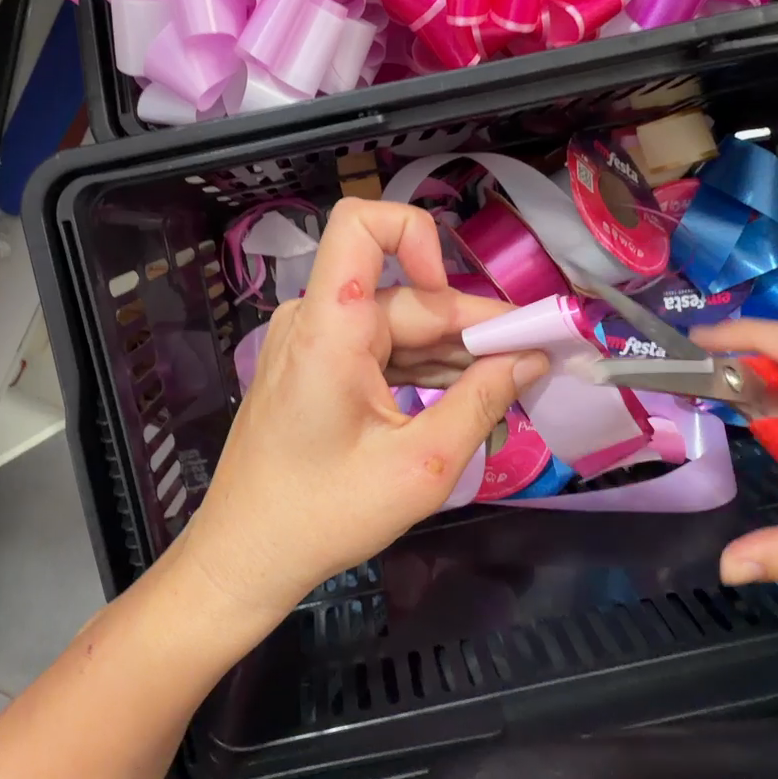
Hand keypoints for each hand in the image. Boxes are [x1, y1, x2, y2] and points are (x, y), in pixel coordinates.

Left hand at [177, 199, 549, 618]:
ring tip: (506, 388)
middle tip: (533, 363)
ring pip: (398, 322)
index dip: (419, 235)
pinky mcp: (316, 365)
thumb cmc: (323, 516)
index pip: (363, 224)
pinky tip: (465, 396)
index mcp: (328, 327)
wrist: (244, 554)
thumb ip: (481, 404)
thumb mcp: (419, 467)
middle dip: (470, 327)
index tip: (461, 304)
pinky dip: (422, 366)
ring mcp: (312, 342)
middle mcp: (315, 318)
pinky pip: (379, 347)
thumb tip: (532, 358)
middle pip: (405, 294)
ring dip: (452, 351)